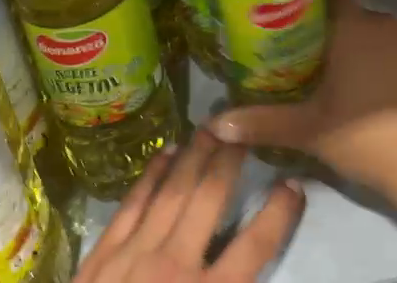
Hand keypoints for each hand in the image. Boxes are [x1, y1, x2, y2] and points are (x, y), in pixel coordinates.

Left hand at [73, 131, 304, 282]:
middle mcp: (175, 267)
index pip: (255, 246)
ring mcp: (135, 255)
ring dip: (195, 156)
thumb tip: (253, 277)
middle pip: (211, 199)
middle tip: (244, 129)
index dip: (279, 213)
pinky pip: (133, 203)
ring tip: (213, 127)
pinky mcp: (102, 254)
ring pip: (173, 191)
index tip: (294, 183)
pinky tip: (166, 152)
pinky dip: (152, 175)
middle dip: (230, 161)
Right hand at [210, 0, 396, 189]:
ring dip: (357, 46)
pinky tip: (367, 91)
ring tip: (333, 75)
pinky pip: (394, 49)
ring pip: (374, 32)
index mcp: (352, 26)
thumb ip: (261, 122)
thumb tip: (215, 123)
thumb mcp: (307, 130)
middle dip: (329, 28)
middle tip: (302, 54)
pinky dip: (380, 61)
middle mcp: (382, 23)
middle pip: (350, 13)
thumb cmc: (363, 134)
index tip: (291, 13)